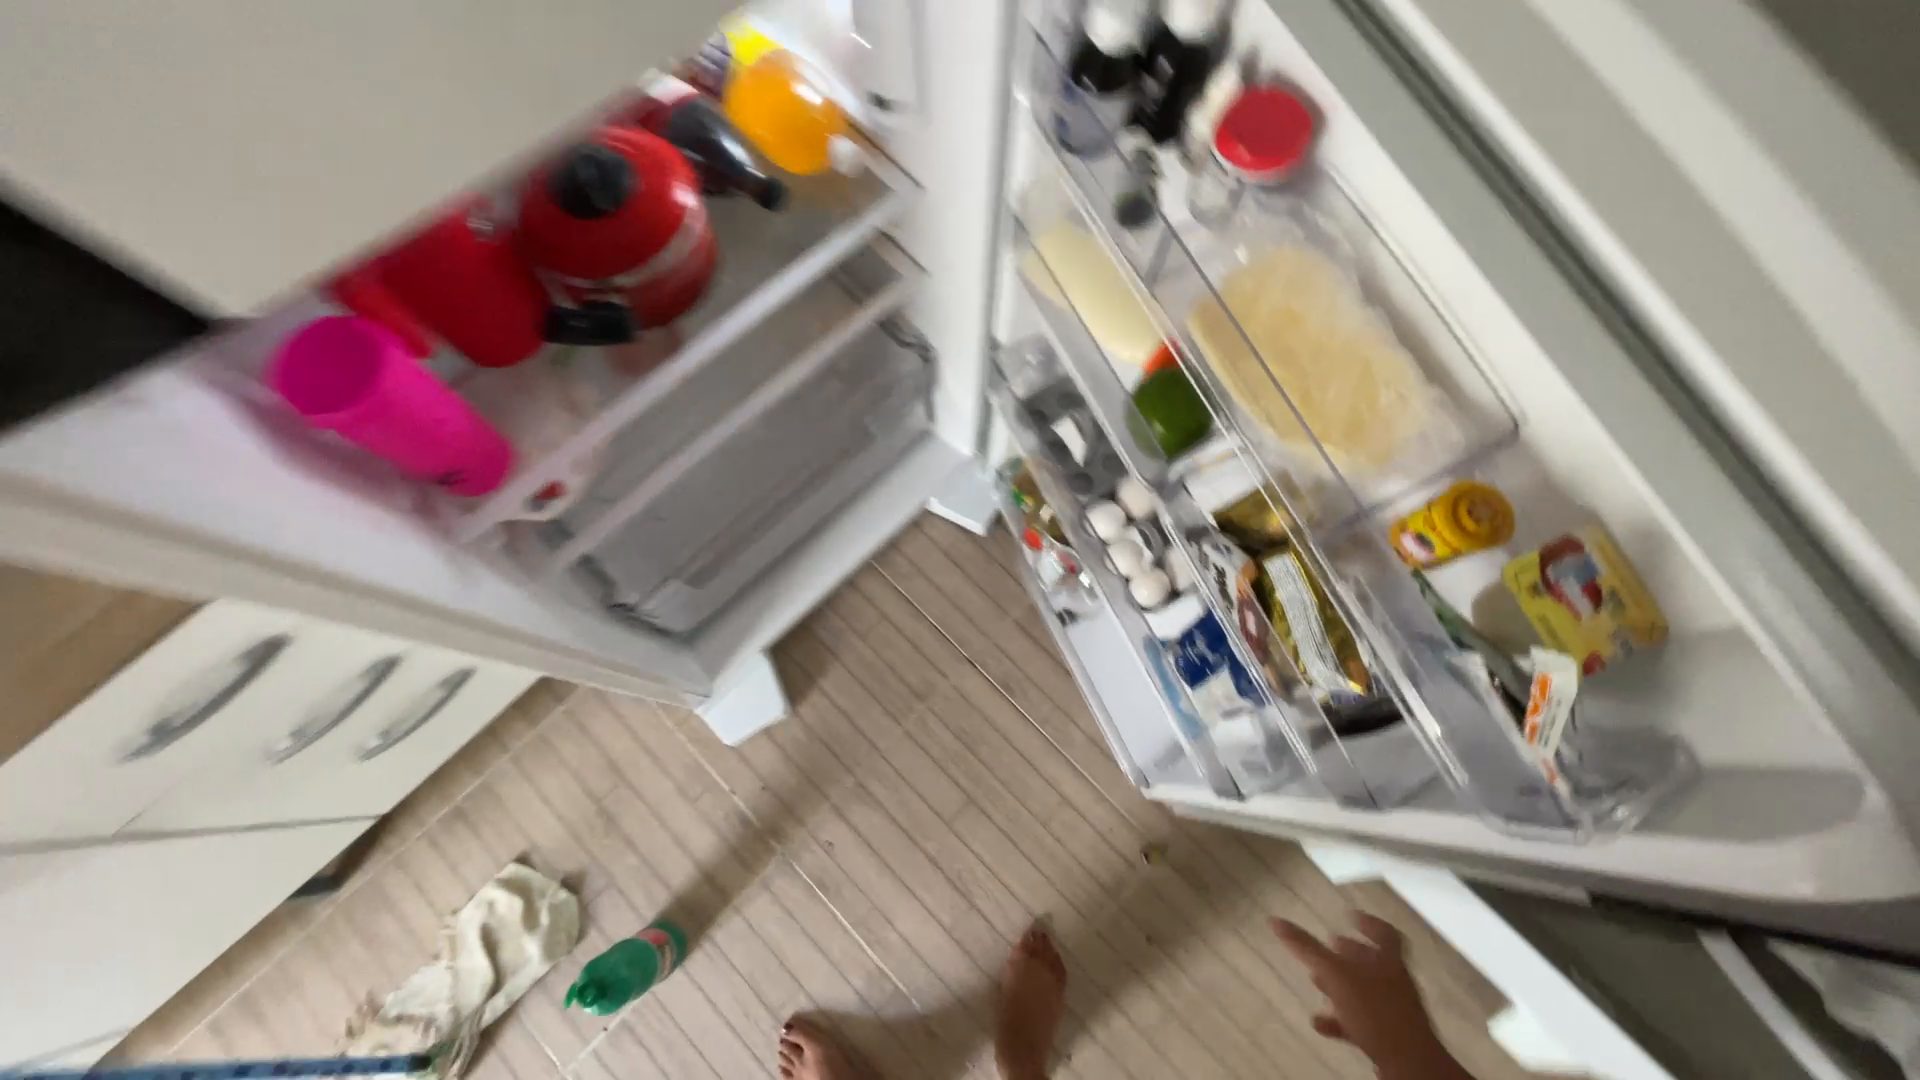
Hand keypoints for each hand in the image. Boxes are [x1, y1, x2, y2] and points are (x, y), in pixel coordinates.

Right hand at [1271, 913, 1466, 1079]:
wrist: (1410, 1068)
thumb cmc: (1375, 1012)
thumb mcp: (1335, 975)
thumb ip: (1307, 949)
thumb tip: (1275, 920)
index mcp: (1389, 961)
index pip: (1385, 933)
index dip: (1368, 923)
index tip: (1349, 916)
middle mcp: (1395, 982)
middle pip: (1373, 962)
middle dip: (1348, 955)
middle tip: (1328, 946)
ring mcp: (1394, 1012)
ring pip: (1366, 991)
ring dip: (1341, 986)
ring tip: (1317, 981)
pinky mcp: (1389, 1038)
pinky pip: (1361, 1022)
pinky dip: (1340, 1020)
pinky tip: (1320, 1023)